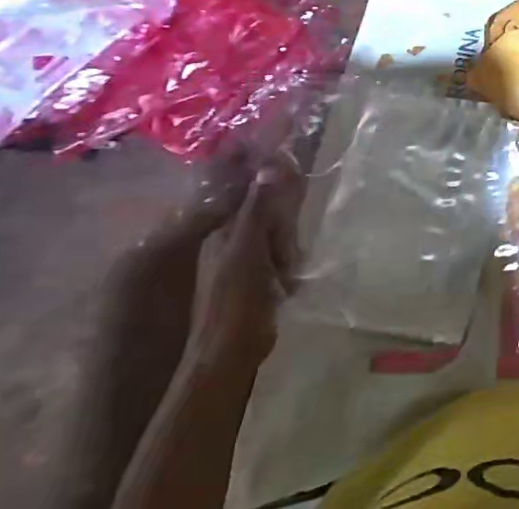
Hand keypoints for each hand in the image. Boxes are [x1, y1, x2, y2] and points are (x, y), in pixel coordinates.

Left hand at [188, 166, 288, 364]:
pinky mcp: (257, 282)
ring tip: (288, 276)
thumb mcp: (248, 247)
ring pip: (278, 239)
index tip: (294, 202)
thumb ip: (258, 207)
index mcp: (224, 231)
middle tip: (287, 255)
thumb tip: (269, 164)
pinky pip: (280, 261)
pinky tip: (288, 285)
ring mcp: (244, 264)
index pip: (255, 195)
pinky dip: (287, 270)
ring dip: (288, 254)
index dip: (276, 195)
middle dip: (285, 233)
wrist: (230, 353)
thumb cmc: (235, 299)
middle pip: (270, 218)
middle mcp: (231, 243)